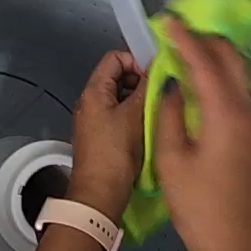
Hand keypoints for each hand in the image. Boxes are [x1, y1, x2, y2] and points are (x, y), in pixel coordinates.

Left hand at [67, 49, 146, 218]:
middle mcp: (90, 101)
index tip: (155, 76)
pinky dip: (134, 114)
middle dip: (140, 81)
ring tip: (158, 110)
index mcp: (94, 91)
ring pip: (120, 97)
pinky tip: (150, 125)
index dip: (136, 61)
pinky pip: (119, 115)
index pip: (114, 58)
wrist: (100, 193)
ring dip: (139, 99)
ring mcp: (95, 119)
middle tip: (160, 94)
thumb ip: (146, 87)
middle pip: (117, 76)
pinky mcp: (102, 135)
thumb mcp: (135, 115)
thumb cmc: (116, 152)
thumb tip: (158, 67)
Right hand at [154, 19, 250, 250]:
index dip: (184, 38)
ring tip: (184, 46)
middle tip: (177, 28)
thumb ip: (169, 115)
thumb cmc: (199, 206)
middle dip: (206, 38)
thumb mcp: (172, 159)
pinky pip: (236, 91)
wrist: (236, 246)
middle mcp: (246, 111)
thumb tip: (172, 87)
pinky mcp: (250, 136)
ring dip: (213, 56)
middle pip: (231, 59)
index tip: (165, 19)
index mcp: (226, 113)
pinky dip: (218, 76)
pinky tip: (197, 79)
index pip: (205, 61)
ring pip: (237, 74)